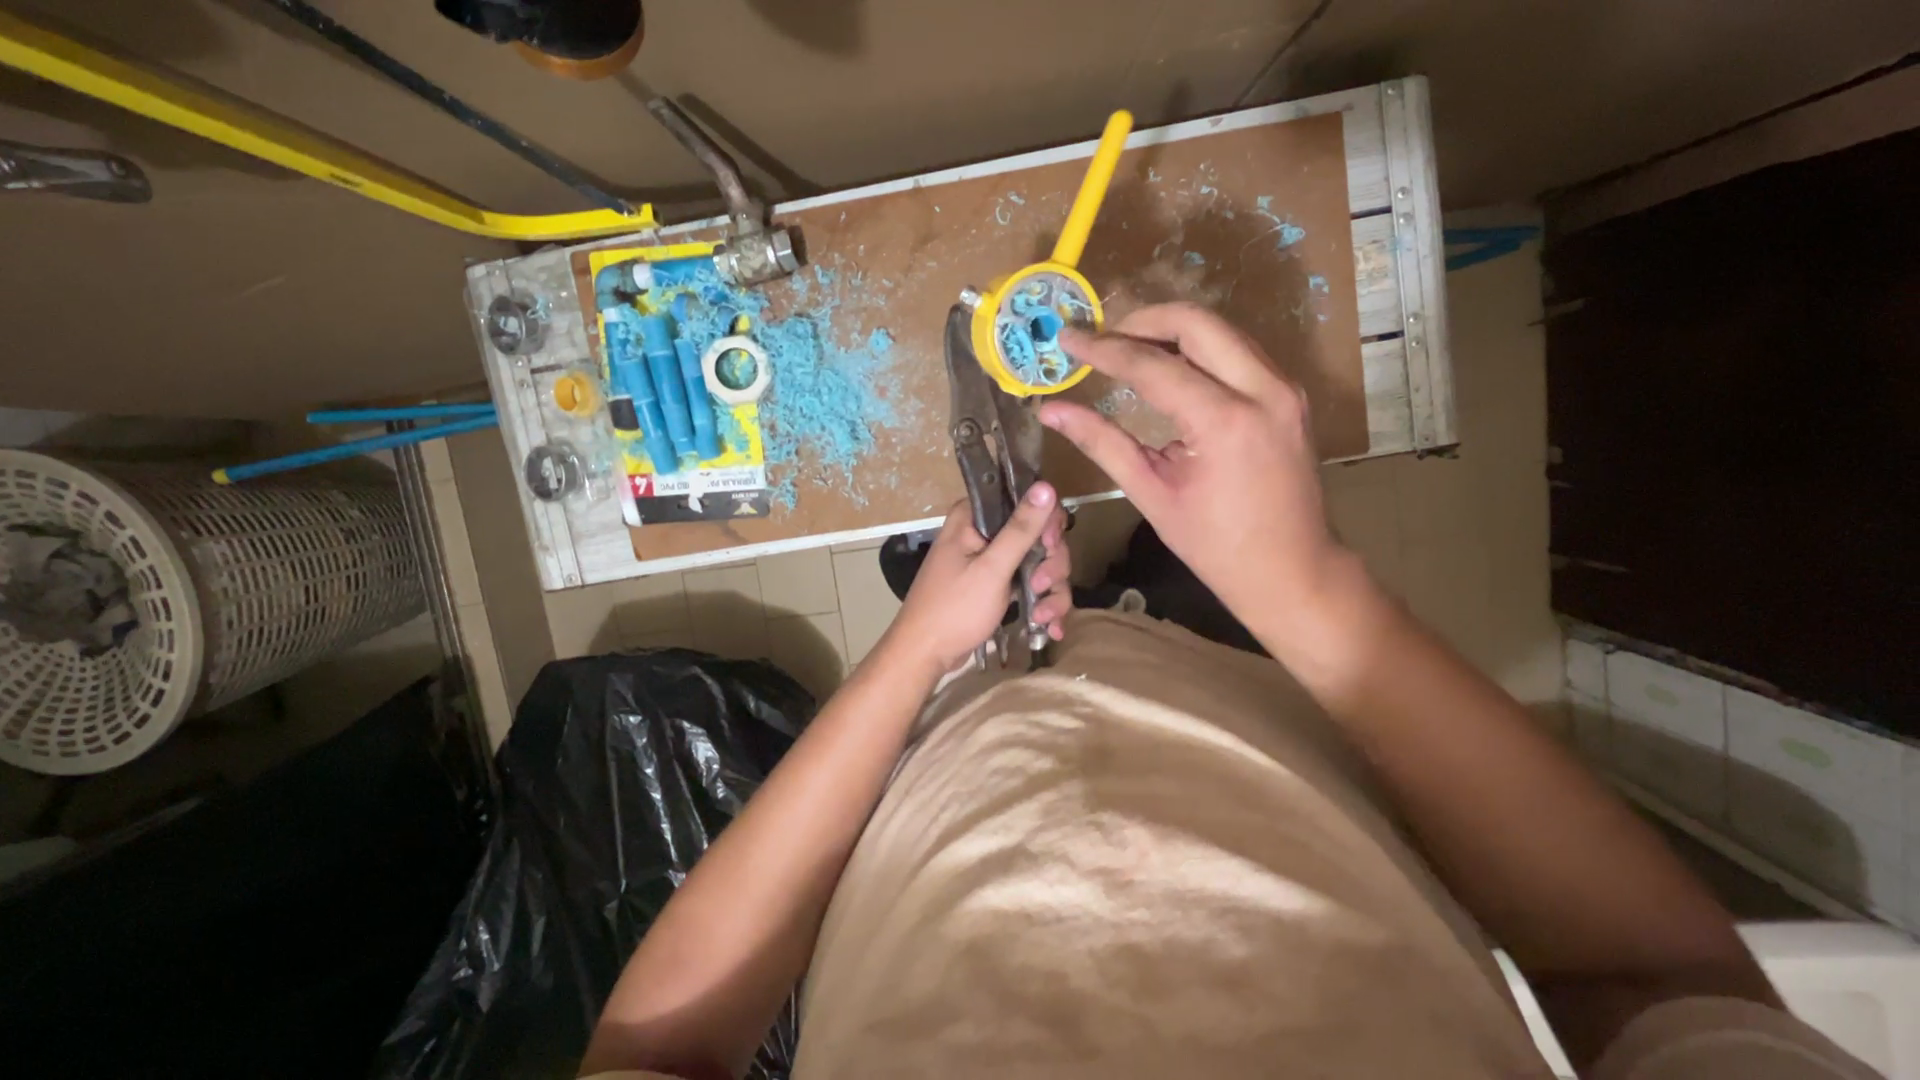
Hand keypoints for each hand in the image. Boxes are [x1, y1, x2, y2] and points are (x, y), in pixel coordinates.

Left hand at [876, 482, 1071, 677]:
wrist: (927, 654)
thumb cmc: (953, 608)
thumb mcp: (991, 569)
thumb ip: (1020, 529)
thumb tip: (1046, 486)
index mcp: (975, 518)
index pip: (1026, 501)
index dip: (1046, 523)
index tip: (1048, 545)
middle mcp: (985, 534)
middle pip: (1041, 535)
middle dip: (1050, 565)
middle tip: (1039, 586)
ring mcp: (993, 562)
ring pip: (1042, 563)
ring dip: (1050, 591)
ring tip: (1042, 617)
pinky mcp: (999, 586)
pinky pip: (1033, 586)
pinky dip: (1045, 605)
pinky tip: (1050, 627)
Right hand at [1040, 303, 1344, 630]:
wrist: (1293, 570)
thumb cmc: (1216, 546)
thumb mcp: (1152, 494)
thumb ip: (1103, 443)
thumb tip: (1051, 410)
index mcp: (1225, 422)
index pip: (1153, 365)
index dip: (1104, 349)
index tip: (1068, 340)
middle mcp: (1263, 391)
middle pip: (1196, 323)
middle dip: (1142, 320)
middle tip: (1101, 336)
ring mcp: (1284, 389)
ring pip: (1222, 331)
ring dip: (1172, 331)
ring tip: (1127, 348)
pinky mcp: (1290, 396)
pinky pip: (1239, 353)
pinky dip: (1199, 350)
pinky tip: (1168, 366)